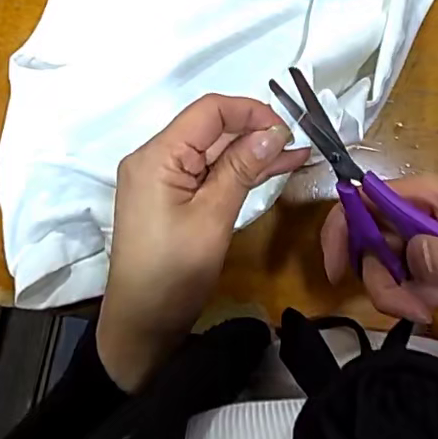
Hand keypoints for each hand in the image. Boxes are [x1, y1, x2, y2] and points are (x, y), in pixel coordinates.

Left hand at [100, 94, 309, 390]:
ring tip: (296, 153)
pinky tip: (273, 168)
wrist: (140, 328)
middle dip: (255, 131)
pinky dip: (238, 170)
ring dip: (252, 151)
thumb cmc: (173, 275)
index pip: (208, 111)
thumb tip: (274, 131)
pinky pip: (208, 172)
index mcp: (157, 155)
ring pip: (214, 150)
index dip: (250, 112)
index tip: (285, 129)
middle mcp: (156, 157)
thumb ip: (241, 169)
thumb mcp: (213, 218)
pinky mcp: (172, 196)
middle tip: (297, 143)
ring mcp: (163, 177)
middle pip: (211, 128)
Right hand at [321, 174, 437, 340]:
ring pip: (381, 266)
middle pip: (366, 240)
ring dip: (398, 293)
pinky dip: (408, 299)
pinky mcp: (428, 267)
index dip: (340, 230)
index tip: (337, 273)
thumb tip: (411, 255)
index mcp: (422, 193)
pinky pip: (399, 281)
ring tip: (434, 307)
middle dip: (381, 278)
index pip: (362, 200)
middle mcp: (413, 212)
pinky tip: (437, 307)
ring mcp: (420, 240)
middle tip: (412, 307)